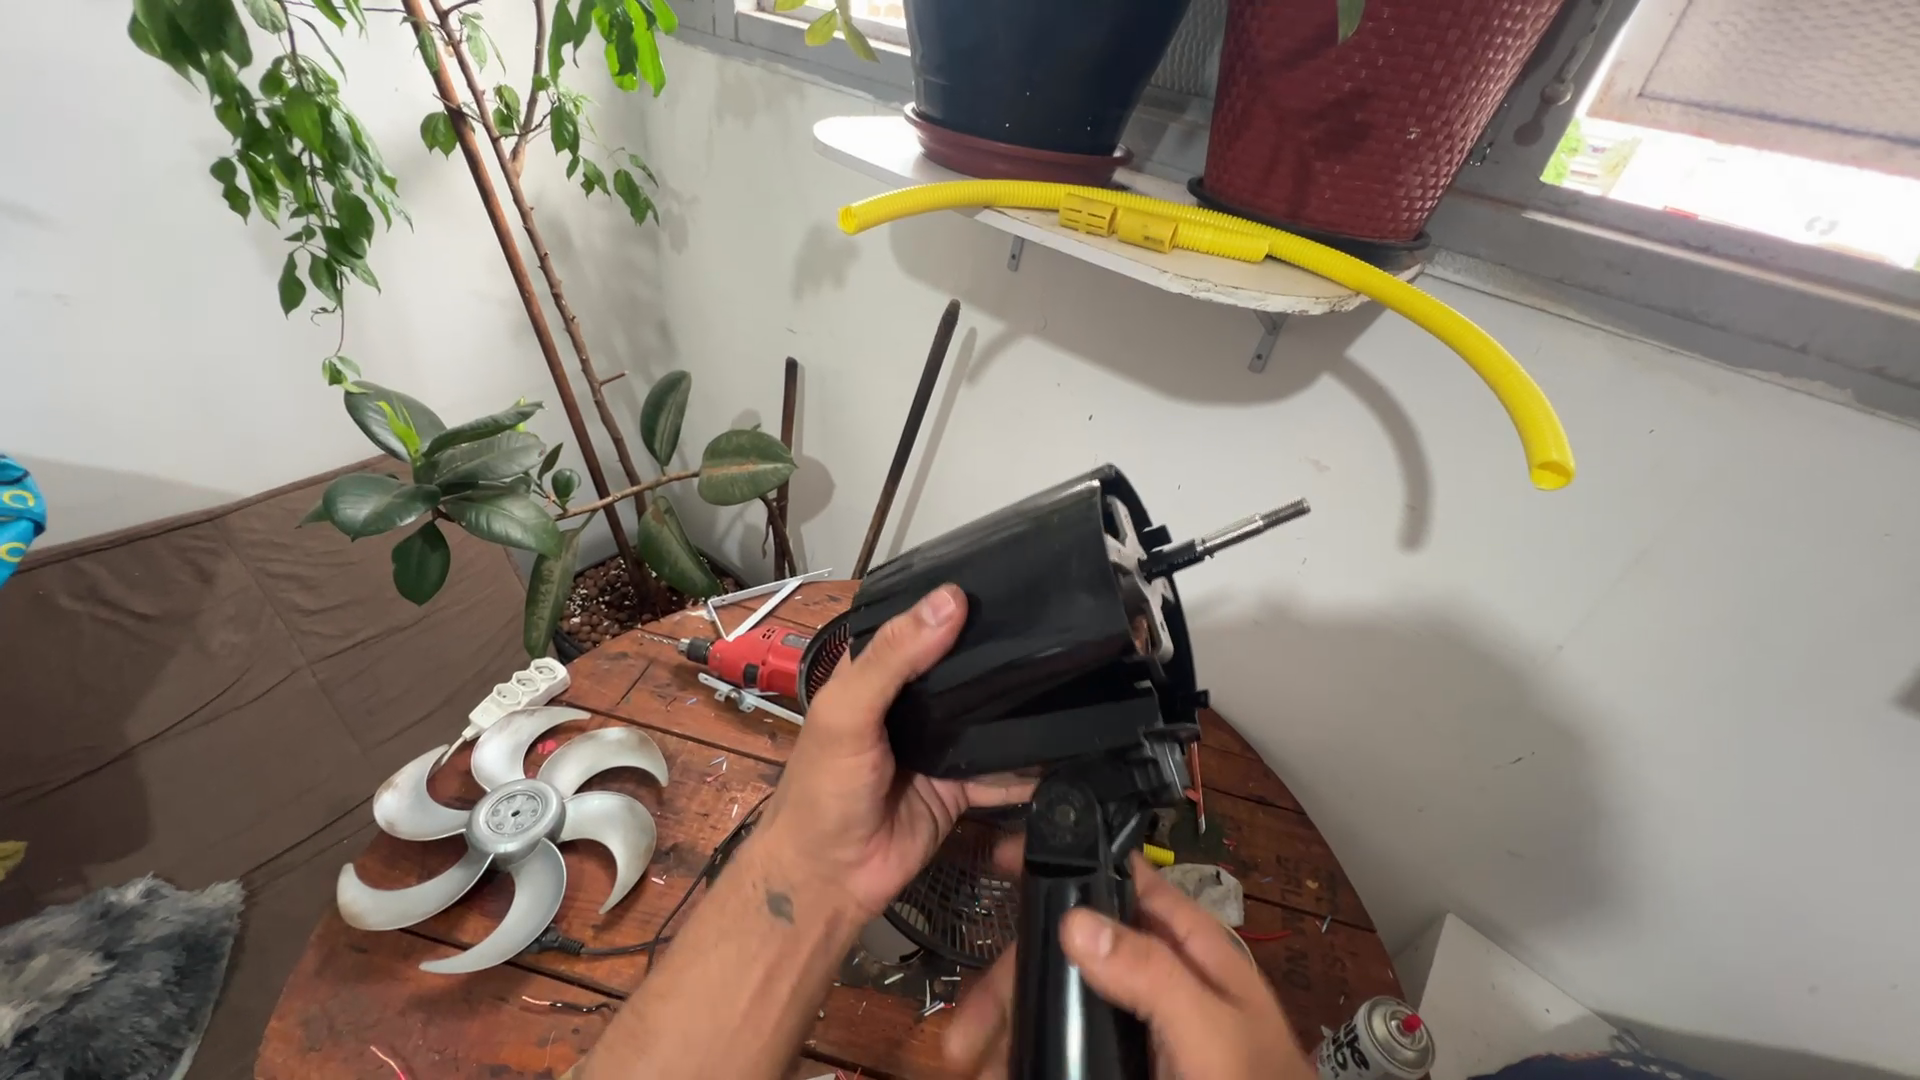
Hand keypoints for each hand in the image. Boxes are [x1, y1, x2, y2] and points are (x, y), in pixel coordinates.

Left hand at [754, 585, 1037, 917]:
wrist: (829, 879)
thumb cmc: (824, 786)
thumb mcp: (846, 711)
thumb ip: (892, 658)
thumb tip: (950, 600)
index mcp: (876, 672)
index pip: (920, 624)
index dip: (956, 605)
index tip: (1014, 582)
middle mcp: (911, 701)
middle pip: (963, 668)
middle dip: (1002, 652)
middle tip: (1062, 625)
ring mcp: (939, 743)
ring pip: (988, 715)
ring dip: (1022, 702)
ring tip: (1080, 672)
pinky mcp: (962, 785)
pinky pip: (1003, 768)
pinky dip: (1032, 762)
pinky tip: (1070, 742)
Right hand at [944, 853, 1315, 1079]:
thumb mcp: (1211, 1032)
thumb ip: (1150, 972)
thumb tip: (1072, 916)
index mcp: (1185, 940)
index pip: (1118, 875)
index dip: (1062, 858)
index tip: (999, 860)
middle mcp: (1156, 966)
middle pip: (1071, 943)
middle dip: (1014, 974)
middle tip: (966, 1028)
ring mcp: (1139, 1016)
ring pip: (1063, 994)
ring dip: (1014, 1019)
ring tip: (973, 1059)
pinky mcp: (1125, 1055)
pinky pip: (1070, 1036)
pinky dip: (1034, 1044)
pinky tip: (1005, 1064)